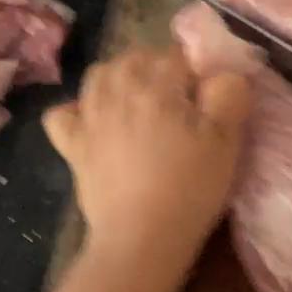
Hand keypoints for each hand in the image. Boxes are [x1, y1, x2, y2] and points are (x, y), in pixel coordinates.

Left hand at [43, 48, 250, 286]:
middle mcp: (117, 88)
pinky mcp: (72, 146)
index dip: (196, 72)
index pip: (178, 53)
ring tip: (141, 106)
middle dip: (158, 70)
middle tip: (180, 106)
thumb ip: (228, 93)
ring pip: (100, 75)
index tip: (208, 101)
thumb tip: (223, 73)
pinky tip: (94, 124)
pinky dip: (77, 112)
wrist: (142, 237)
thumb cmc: (190, 186)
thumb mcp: (227, 138)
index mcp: (157, 81)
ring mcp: (89, 116)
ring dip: (120, 80)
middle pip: (137, 57)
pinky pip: (63, 114)